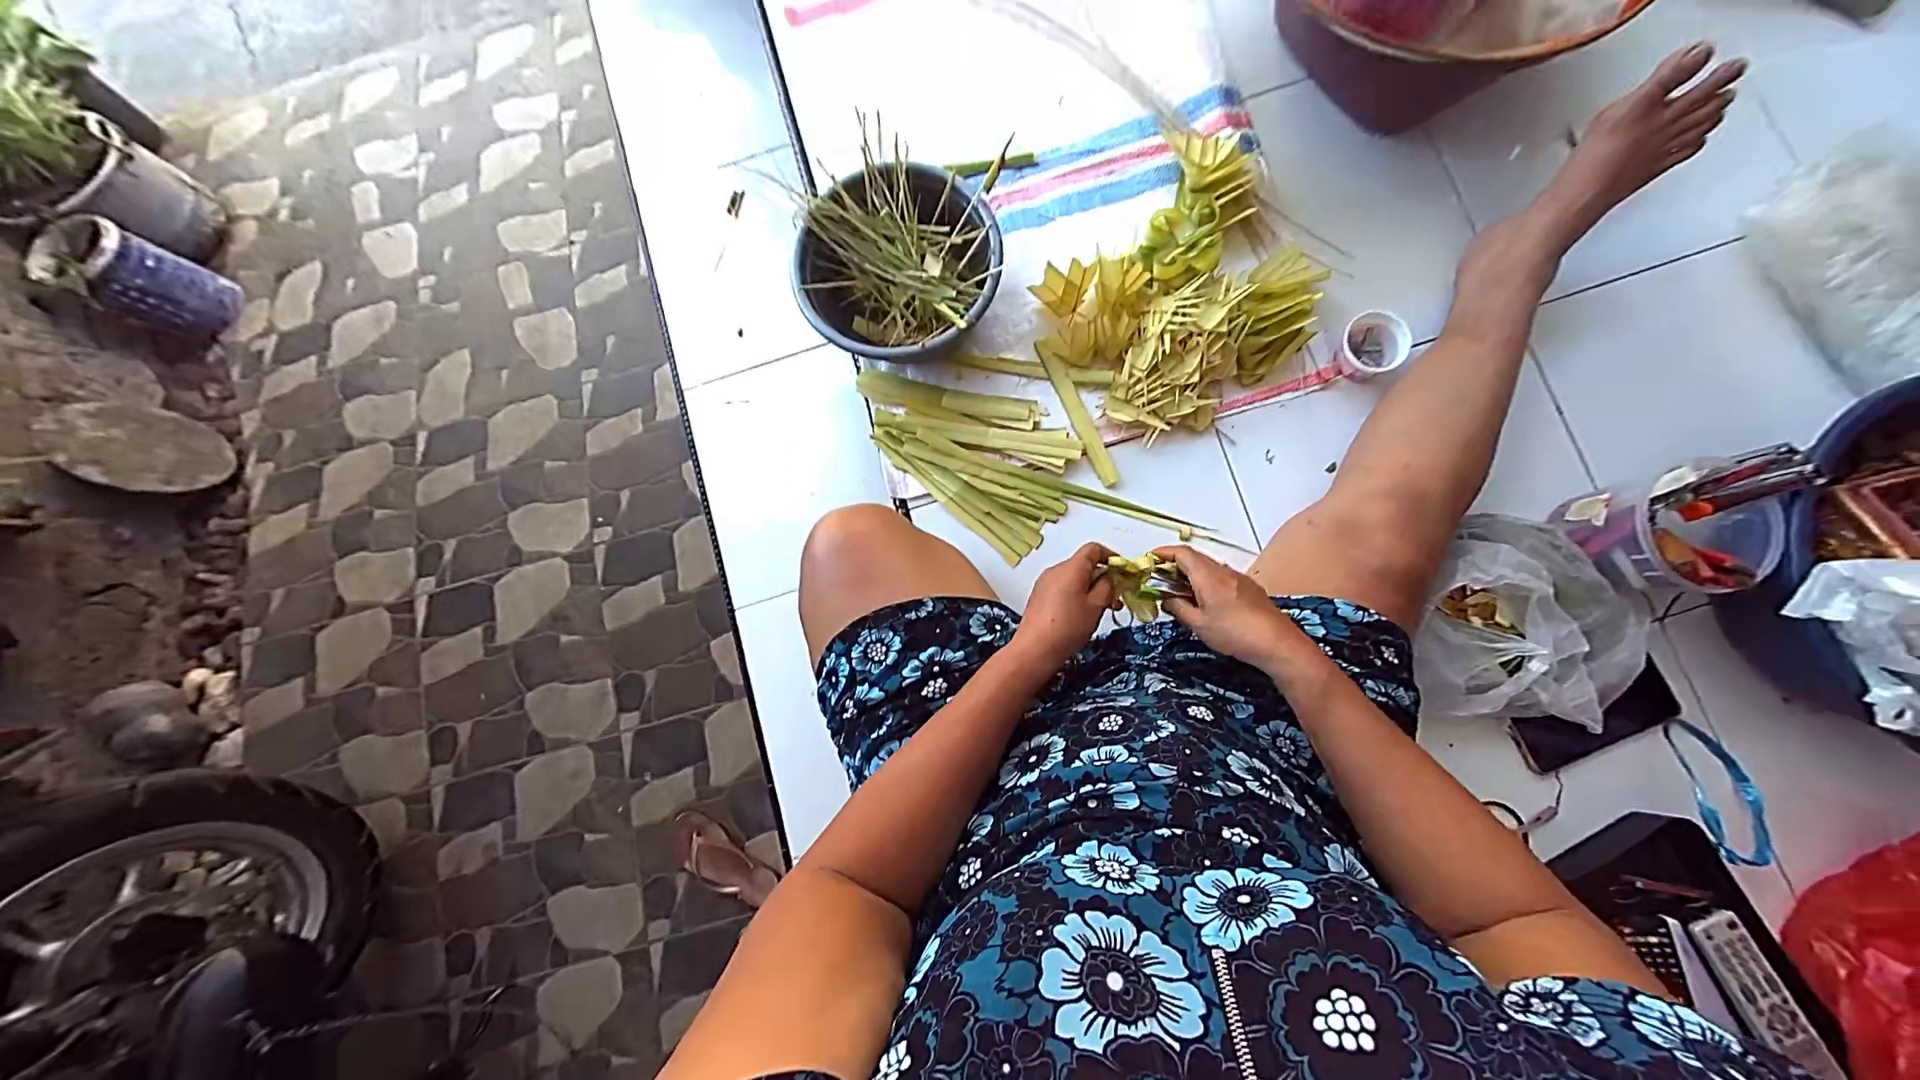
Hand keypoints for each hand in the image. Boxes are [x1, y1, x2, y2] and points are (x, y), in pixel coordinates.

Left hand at [1008, 543, 1118, 671]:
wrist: (1035, 649)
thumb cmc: (1068, 627)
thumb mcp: (1096, 606)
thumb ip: (1107, 586)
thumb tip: (1109, 578)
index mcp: (1071, 568)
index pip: (1093, 549)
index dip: (1111, 556)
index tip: (1122, 571)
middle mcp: (1055, 570)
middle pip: (1083, 564)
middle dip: (1102, 577)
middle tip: (1114, 598)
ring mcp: (1045, 582)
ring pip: (1073, 577)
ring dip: (1090, 588)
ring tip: (1100, 610)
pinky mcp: (1039, 595)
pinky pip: (1062, 587)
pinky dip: (1076, 594)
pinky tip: (1081, 614)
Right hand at [1152, 545, 1309, 674]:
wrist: (1278, 644)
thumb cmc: (1235, 634)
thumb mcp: (1199, 624)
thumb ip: (1179, 609)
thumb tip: (1166, 600)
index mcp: (1208, 576)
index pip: (1182, 553)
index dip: (1163, 553)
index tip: (1149, 559)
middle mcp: (1224, 571)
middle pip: (1195, 558)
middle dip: (1174, 565)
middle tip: (1158, 579)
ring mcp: (1239, 578)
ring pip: (1208, 568)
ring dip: (1190, 574)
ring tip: (1178, 592)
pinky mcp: (1249, 588)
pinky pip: (1221, 577)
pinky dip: (1205, 582)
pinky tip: (1203, 601)